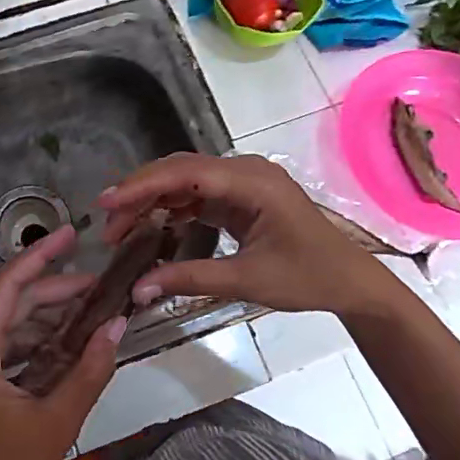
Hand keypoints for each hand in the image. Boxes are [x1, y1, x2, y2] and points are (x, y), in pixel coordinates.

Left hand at [0, 224, 124, 459]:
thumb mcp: (55, 423)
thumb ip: (89, 370)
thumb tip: (119, 323)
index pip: (4, 288)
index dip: (39, 256)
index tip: (72, 233)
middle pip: (4, 305)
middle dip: (51, 290)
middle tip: (100, 285)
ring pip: (1, 325)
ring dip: (42, 316)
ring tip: (90, 309)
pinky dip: (28, 340)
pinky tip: (64, 338)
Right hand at [98, 152, 399, 316]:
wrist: (353, 282)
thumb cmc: (309, 278)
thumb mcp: (247, 280)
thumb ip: (189, 279)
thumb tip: (136, 288)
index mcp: (252, 183)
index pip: (184, 174)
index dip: (141, 186)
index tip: (106, 203)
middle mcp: (244, 172)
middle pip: (176, 170)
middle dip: (137, 194)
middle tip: (107, 225)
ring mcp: (240, 182)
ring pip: (180, 180)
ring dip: (148, 201)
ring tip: (120, 230)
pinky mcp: (237, 197)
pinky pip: (192, 194)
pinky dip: (166, 208)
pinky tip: (149, 227)